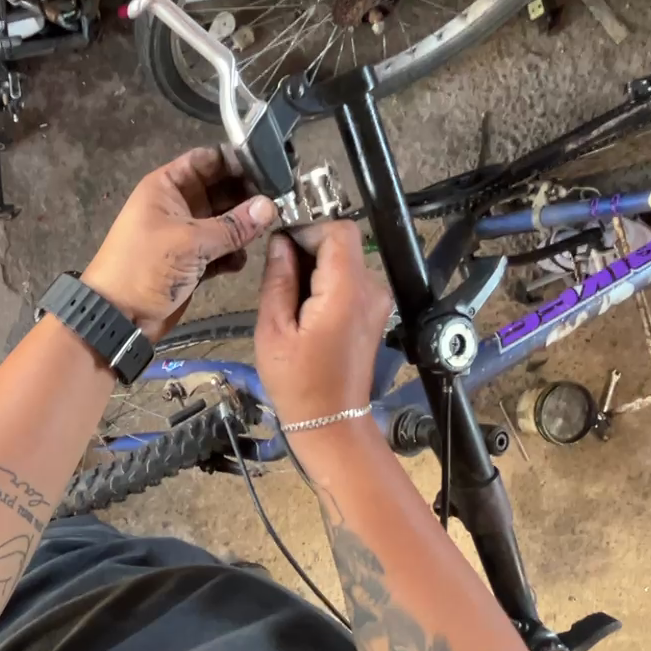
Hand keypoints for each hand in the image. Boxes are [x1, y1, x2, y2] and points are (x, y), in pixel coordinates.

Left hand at [82, 147, 276, 339]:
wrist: (119, 316)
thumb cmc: (145, 267)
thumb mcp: (190, 241)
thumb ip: (232, 225)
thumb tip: (269, 207)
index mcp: (167, 187)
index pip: (207, 160)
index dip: (237, 161)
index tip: (270, 167)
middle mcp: (178, 205)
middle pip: (220, 190)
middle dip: (248, 195)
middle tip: (281, 200)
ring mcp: (185, 235)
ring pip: (223, 222)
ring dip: (243, 227)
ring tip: (268, 231)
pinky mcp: (191, 263)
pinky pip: (219, 251)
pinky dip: (231, 254)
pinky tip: (242, 260)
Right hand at [255, 222, 393, 430]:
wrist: (330, 420)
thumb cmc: (297, 383)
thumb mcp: (272, 330)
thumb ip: (277, 280)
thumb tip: (280, 244)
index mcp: (346, 291)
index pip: (338, 230)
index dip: (307, 230)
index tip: (281, 249)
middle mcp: (372, 289)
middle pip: (343, 244)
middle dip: (309, 251)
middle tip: (279, 279)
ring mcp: (378, 302)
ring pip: (345, 261)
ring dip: (316, 270)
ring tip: (290, 300)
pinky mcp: (375, 313)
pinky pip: (350, 282)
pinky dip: (327, 285)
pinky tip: (306, 311)